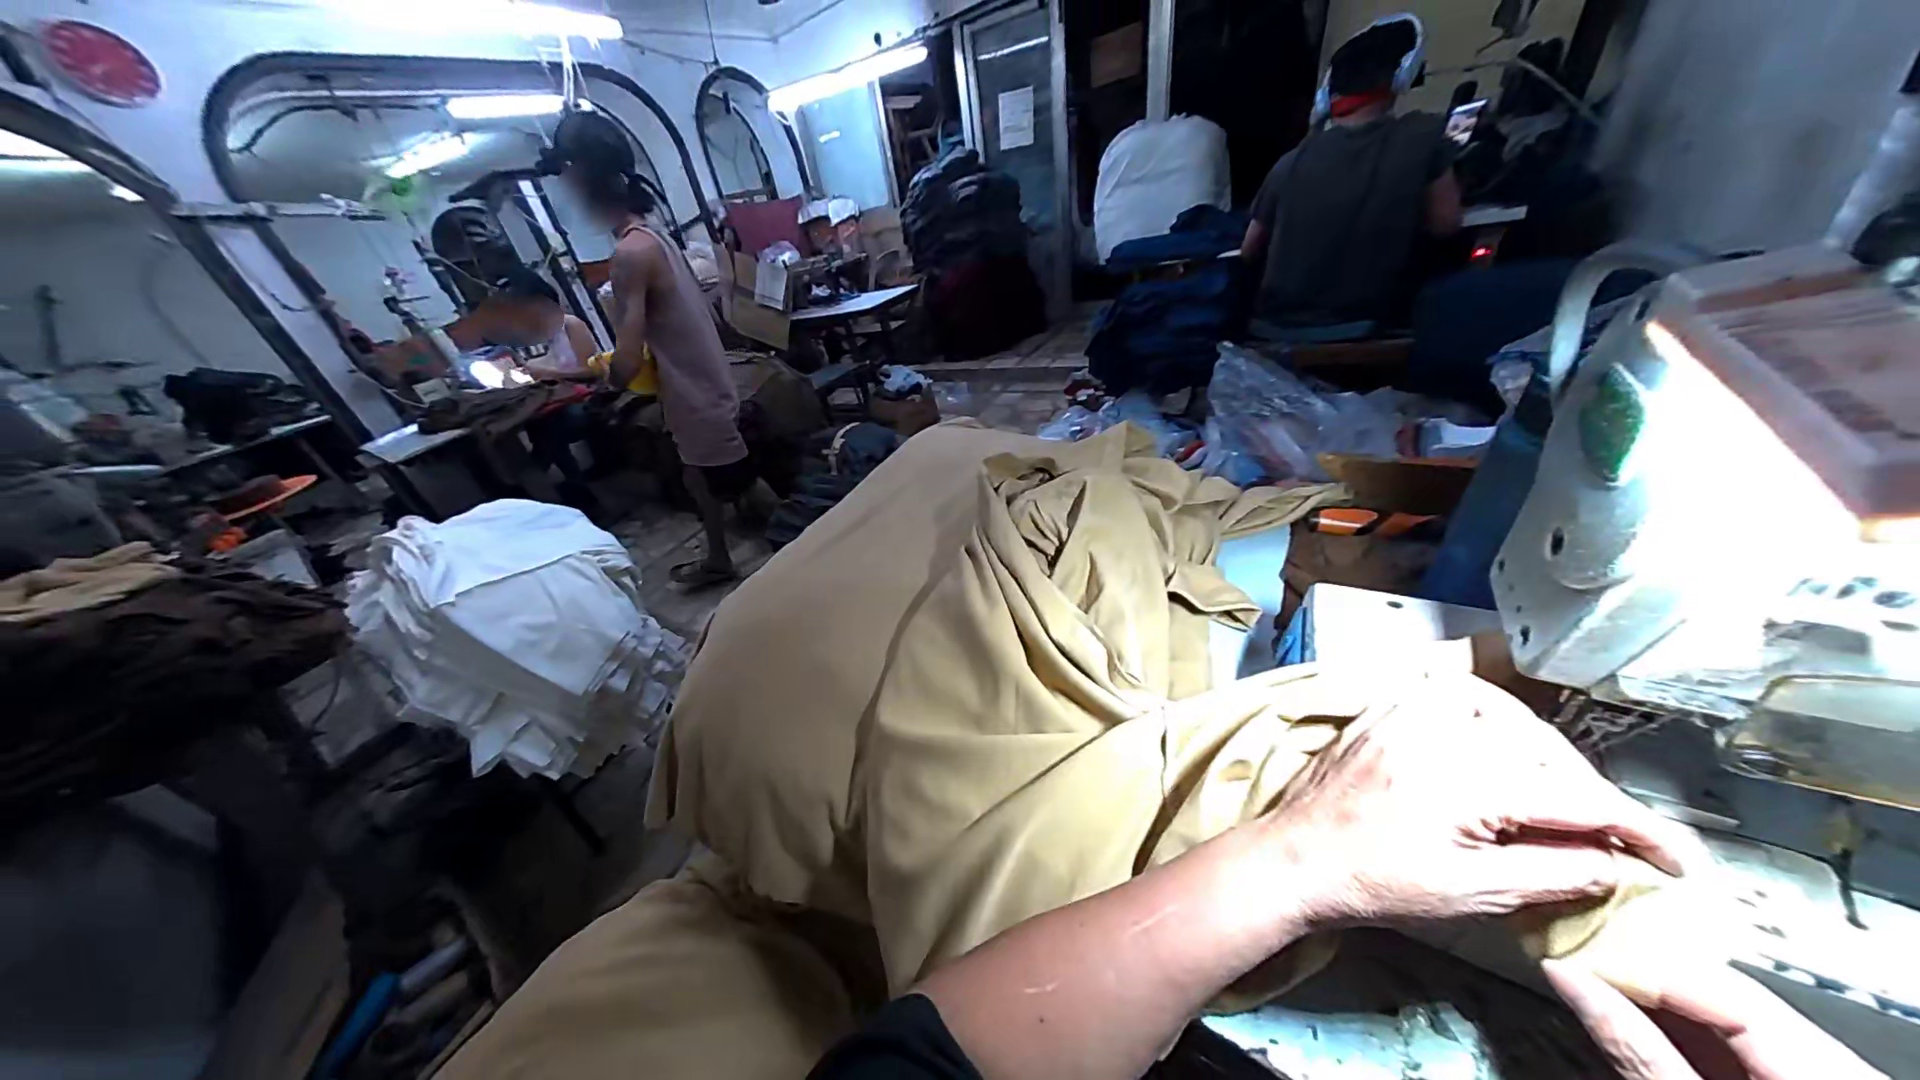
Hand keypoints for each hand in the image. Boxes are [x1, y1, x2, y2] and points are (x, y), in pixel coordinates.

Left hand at [1262, 675, 1706, 928]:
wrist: (1297, 857)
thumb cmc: (1375, 882)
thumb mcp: (1476, 892)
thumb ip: (1555, 871)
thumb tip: (1614, 859)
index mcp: (1463, 782)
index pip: (1574, 795)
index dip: (1637, 828)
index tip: (1673, 856)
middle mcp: (1432, 736)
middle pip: (1538, 745)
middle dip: (1584, 785)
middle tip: (1605, 828)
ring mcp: (1398, 718)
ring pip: (1491, 705)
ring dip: (1533, 738)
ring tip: (1550, 780)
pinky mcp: (1376, 715)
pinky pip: (1435, 689)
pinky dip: (1474, 706)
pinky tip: (1486, 734)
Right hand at [1543, 959, 1885, 1079]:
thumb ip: (1632, 1047)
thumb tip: (1563, 972)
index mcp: (1832, 1079)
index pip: (1730, 994)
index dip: (1647, 968)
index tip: (1577, 957)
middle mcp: (1836, 1073)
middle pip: (1731, 996)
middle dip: (1645, 973)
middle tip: (1573, 958)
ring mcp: (1813, 1077)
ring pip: (1726, 1012)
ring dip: (1651, 993)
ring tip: (1589, 976)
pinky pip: (1729, 1040)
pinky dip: (1672, 1022)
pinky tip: (1625, 1008)